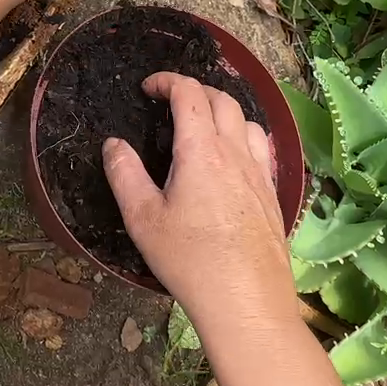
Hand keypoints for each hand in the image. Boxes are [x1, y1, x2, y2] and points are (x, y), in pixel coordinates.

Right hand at [103, 73, 293, 329]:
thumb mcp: (142, 218)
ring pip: (248, 120)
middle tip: (170, 103)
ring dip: (223, 110)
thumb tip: (113, 143)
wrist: (247, 305)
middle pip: (222, 99)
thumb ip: (124, 174)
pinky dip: (244, 135)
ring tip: (203, 125)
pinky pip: (263, 148)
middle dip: (194, 90)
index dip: (167, 80)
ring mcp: (259, 173)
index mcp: (201, 150)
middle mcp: (235, 152)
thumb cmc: (190, 260)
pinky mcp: (273, 196)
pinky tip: (234, 158)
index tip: (148, 88)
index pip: (189, 93)